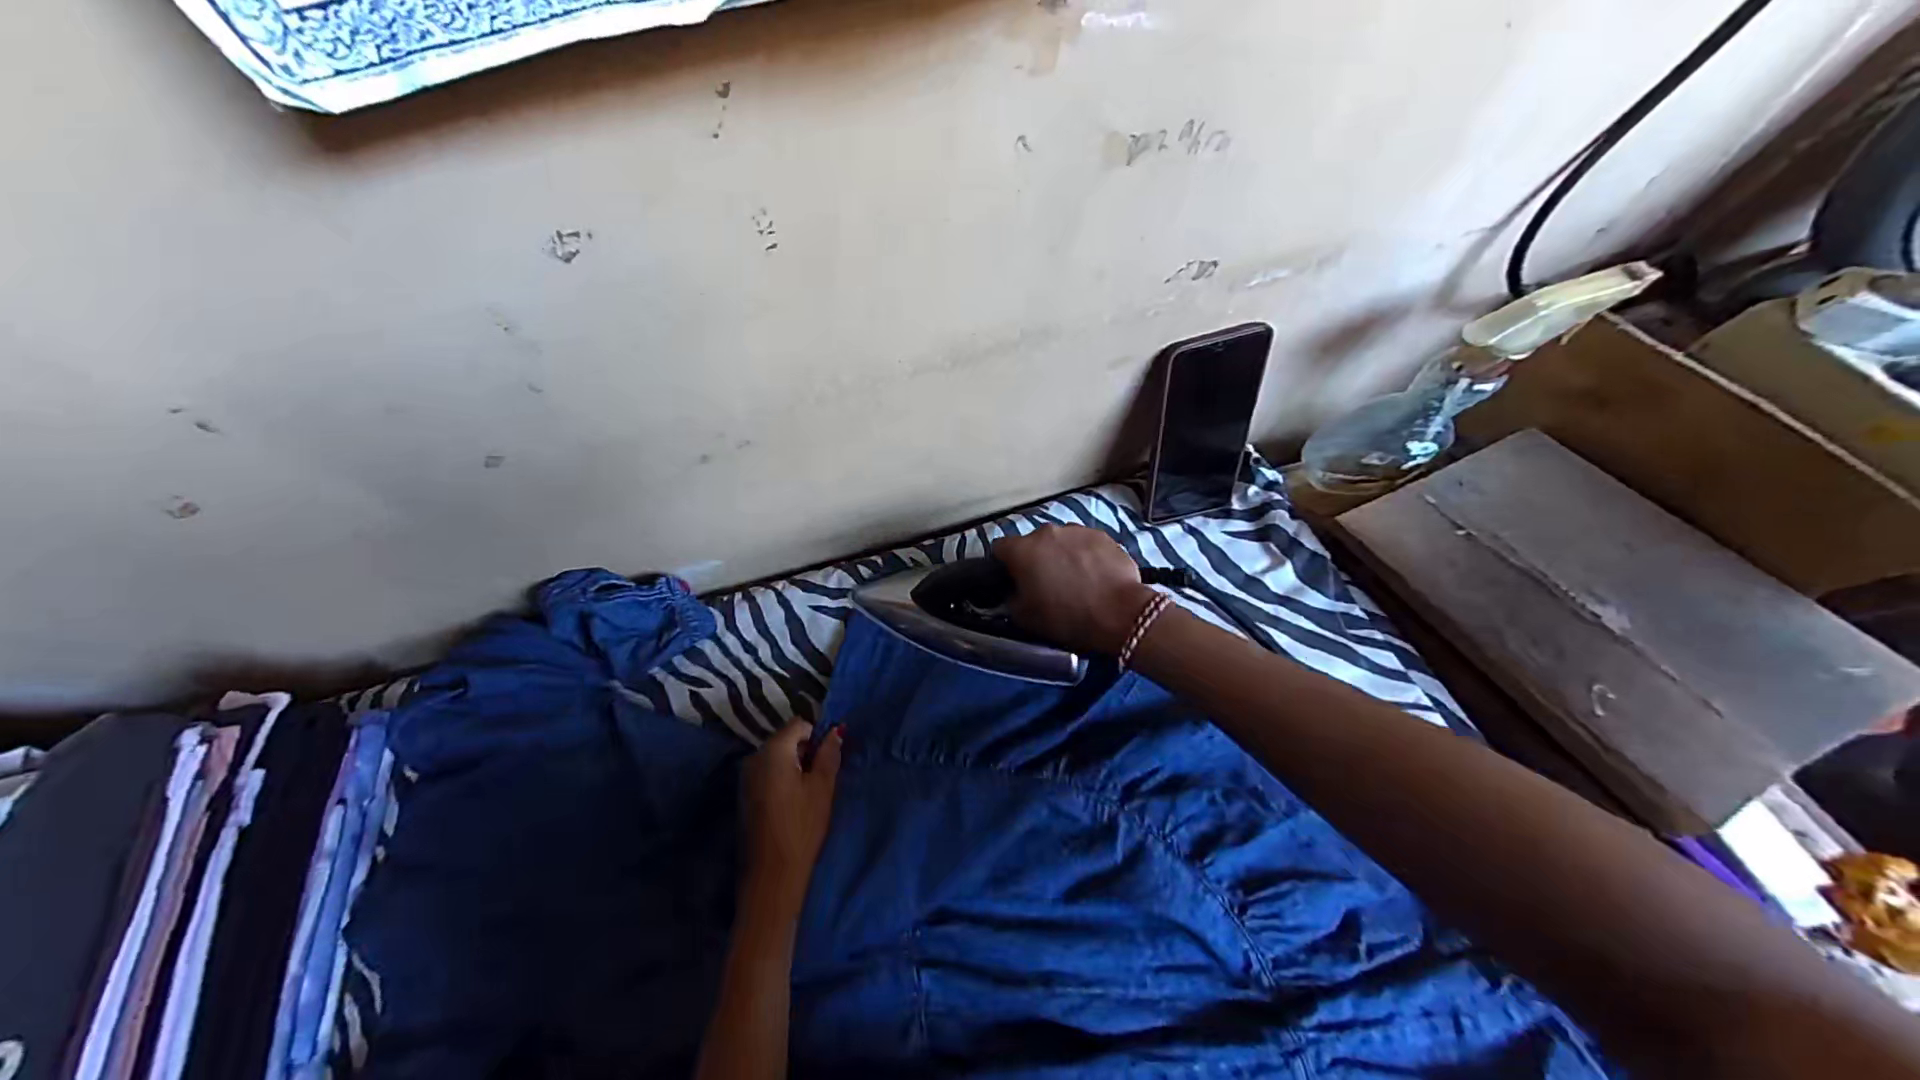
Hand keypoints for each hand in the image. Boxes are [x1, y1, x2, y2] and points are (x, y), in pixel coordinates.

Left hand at [739, 719, 842, 914]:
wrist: (771, 875)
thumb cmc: (802, 827)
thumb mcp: (822, 787)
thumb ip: (829, 754)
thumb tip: (835, 731)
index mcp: (773, 750)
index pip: (799, 724)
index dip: (818, 735)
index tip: (830, 758)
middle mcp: (754, 757)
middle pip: (786, 739)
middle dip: (806, 751)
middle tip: (823, 777)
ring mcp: (745, 777)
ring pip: (777, 758)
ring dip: (795, 766)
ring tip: (810, 792)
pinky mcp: (744, 796)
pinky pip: (767, 774)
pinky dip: (782, 779)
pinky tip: (793, 803)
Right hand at [993, 525, 1157, 654]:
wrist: (1119, 614)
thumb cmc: (1067, 617)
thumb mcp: (1025, 618)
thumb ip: (1012, 599)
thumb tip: (1014, 591)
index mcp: (1022, 550)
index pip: (1000, 548)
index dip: (1004, 564)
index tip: (1013, 578)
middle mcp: (1047, 532)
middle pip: (1033, 542)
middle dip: (1036, 558)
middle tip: (1046, 582)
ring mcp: (1077, 530)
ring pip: (1061, 540)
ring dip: (1062, 554)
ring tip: (1075, 577)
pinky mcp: (1103, 534)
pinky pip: (1085, 543)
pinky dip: (1086, 554)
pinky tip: (1095, 574)